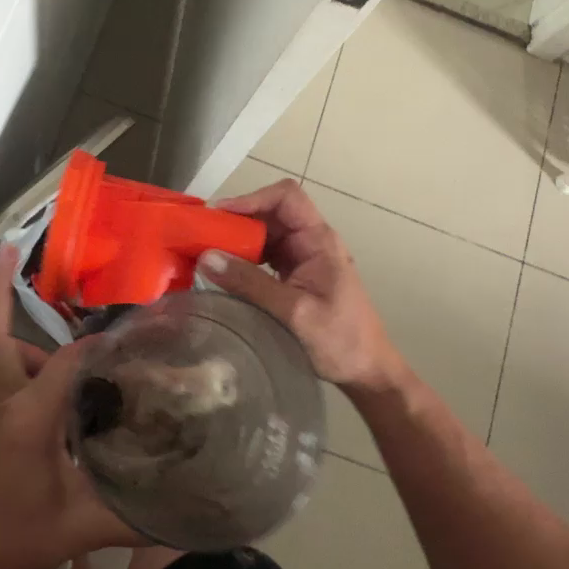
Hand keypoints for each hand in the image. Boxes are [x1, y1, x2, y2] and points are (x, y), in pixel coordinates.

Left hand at [0, 247, 139, 568]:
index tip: (130, 337)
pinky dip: (30, 378)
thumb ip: (137, 514)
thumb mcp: (84, 528)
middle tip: (9, 249)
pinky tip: (59, 404)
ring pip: (8, 364)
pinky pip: (5, 388)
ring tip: (82, 368)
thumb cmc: (19, 539)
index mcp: (26, 420)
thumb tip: (192, 508)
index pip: (66, 363)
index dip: (97, 346)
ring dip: (38, 353)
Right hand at [199, 178, 411, 395]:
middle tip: (202, 238)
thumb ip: (250, 283)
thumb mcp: (294, 311)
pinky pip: (264, 257)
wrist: (367, 371)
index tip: (219, 215)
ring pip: (264, 235)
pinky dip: (243, 260)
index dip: (252, 198)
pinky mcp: (295, 276)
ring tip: (206, 254)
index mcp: (319, 240)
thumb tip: (206, 258)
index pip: (286, 197)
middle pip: (270, 213)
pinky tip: (223, 274)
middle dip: (237, 221)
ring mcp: (303, 259)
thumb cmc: (340, 339)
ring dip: (237, 242)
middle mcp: (311, 242)